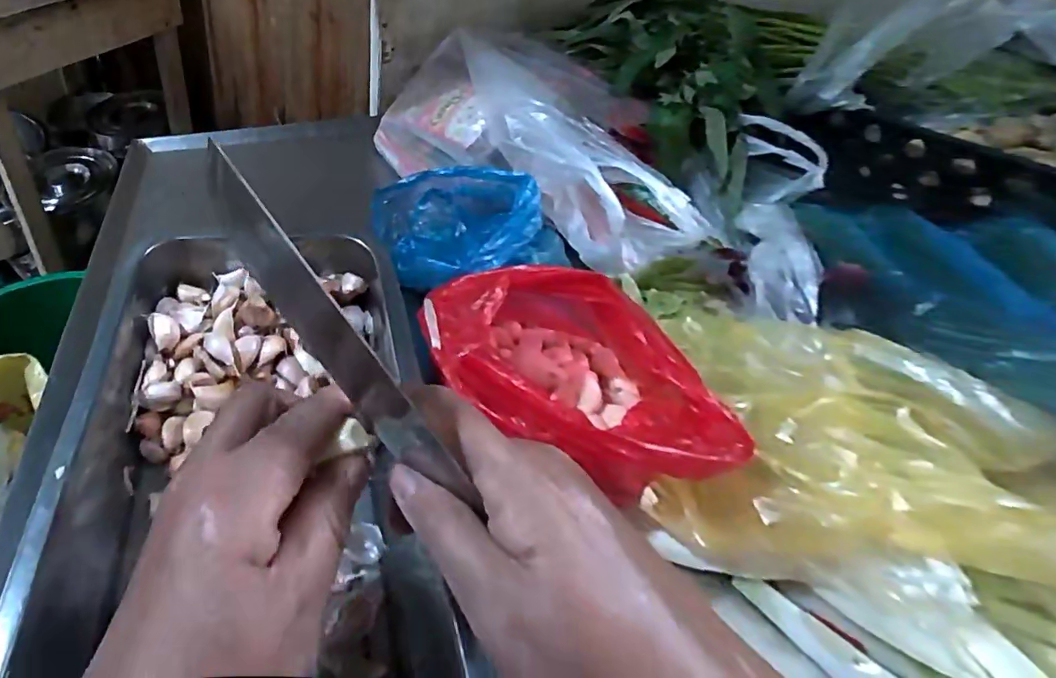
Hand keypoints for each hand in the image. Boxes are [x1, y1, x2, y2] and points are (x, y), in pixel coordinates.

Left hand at [86, 383, 369, 677]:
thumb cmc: (233, 664)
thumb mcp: (299, 600)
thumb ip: (330, 514)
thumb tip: (355, 455)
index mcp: (234, 491)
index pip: (295, 422)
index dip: (336, 407)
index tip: (371, 406)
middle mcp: (200, 472)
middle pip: (254, 400)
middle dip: (299, 405)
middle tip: (337, 444)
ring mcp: (181, 489)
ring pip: (236, 423)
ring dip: (277, 427)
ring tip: (315, 472)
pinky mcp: (174, 511)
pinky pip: (222, 452)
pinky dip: (256, 451)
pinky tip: (280, 498)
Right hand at [391, 387, 772, 677]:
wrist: (679, 671)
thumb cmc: (572, 634)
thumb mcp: (488, 592)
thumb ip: (440, 522)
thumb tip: (400, 467)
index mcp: (516, 467)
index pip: (451, 408)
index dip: (411, 403)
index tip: (376, 421)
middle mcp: (546, 458)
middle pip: (473, 441)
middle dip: (434, 465)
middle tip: (407, 516)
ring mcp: (573, 482)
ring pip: (500, 468)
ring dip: (466, 490)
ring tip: (451, 543)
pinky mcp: (590, 508)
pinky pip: (529, 488)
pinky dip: (499, 506)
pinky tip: (502, 556)